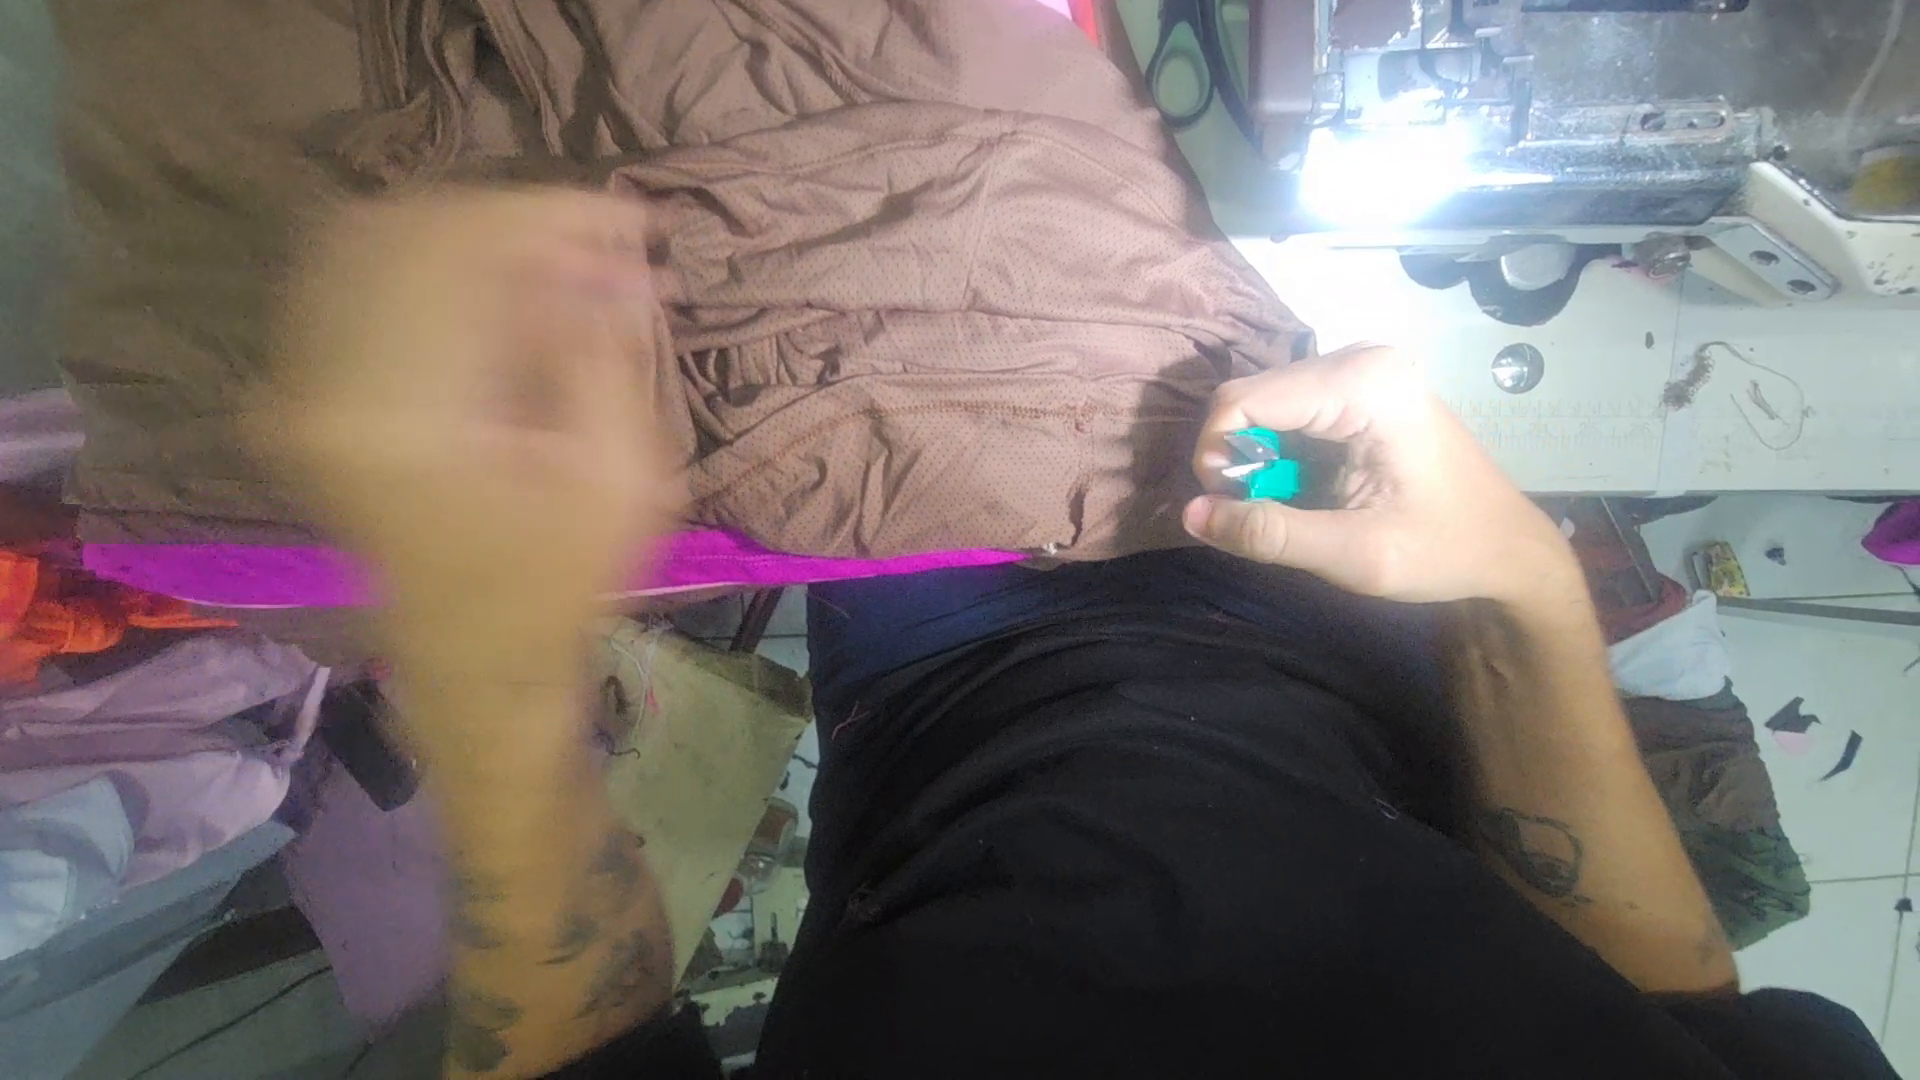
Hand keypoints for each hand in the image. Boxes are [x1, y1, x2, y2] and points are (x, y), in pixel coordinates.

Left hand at [252, 188, 684, 669]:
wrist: (477, 657)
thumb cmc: (561, 586)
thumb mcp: (618, 484)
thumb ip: (606, 365)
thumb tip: (608, 274)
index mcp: (410, 416)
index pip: (464, 253)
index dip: (553, 219)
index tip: (631, 224)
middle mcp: (329, 385)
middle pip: (411, 232)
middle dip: (521, 224)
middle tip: (607, 252)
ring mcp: (307, 387)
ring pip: (380, 246)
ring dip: (482, 242)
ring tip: (569, 271)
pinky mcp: (316, 394)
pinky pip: (366, 286)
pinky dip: (443, 272)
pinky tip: (514, 296)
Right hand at [1183, 345, 1577, 604]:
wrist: (1505, 550)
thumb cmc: (1442, 551)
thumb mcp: (1352, 555)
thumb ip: (1268, 533)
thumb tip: (1190, 514)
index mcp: (1366, 384)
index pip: (1242, 400)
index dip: (1216, 455)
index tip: (1229, 509)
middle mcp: (1359, 358)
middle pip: (1246, 398)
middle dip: (1234, 458)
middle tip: (1254, 511)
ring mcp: (1357, 368)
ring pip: (1257, 404)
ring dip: (1250, 458)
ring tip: (1278, 502)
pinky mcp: (1352, 386)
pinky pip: (1280, 410)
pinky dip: (1270, 452)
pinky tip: (1296, 484)